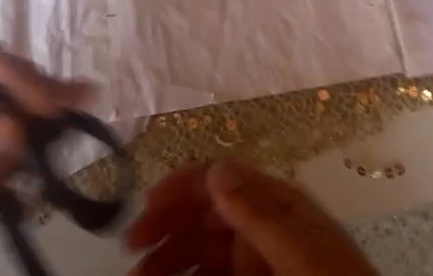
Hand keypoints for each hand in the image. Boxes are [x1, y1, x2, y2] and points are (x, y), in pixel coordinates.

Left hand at [0, 36, 94, 275]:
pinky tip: (60, 140)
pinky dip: (37, 145)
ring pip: (4, 119)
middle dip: (31, 87)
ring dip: (41, 110)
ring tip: (82, 106)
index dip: (2, 70)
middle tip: (79, 99)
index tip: (44, 96)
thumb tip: (16, 124)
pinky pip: (8, 159)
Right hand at [125, 161, 377, 275]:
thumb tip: (216, 168)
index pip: (221, 179)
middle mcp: (261, 226)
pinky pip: (210, 275)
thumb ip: (258, 212)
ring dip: (167, 257)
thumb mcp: (301, 252)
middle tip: (131, 247)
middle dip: (165, 224)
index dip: (181, 185)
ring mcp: (256, 260)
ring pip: (200, 249)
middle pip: (203, 214)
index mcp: (276, 203)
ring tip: (138, 275)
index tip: (147, 205)